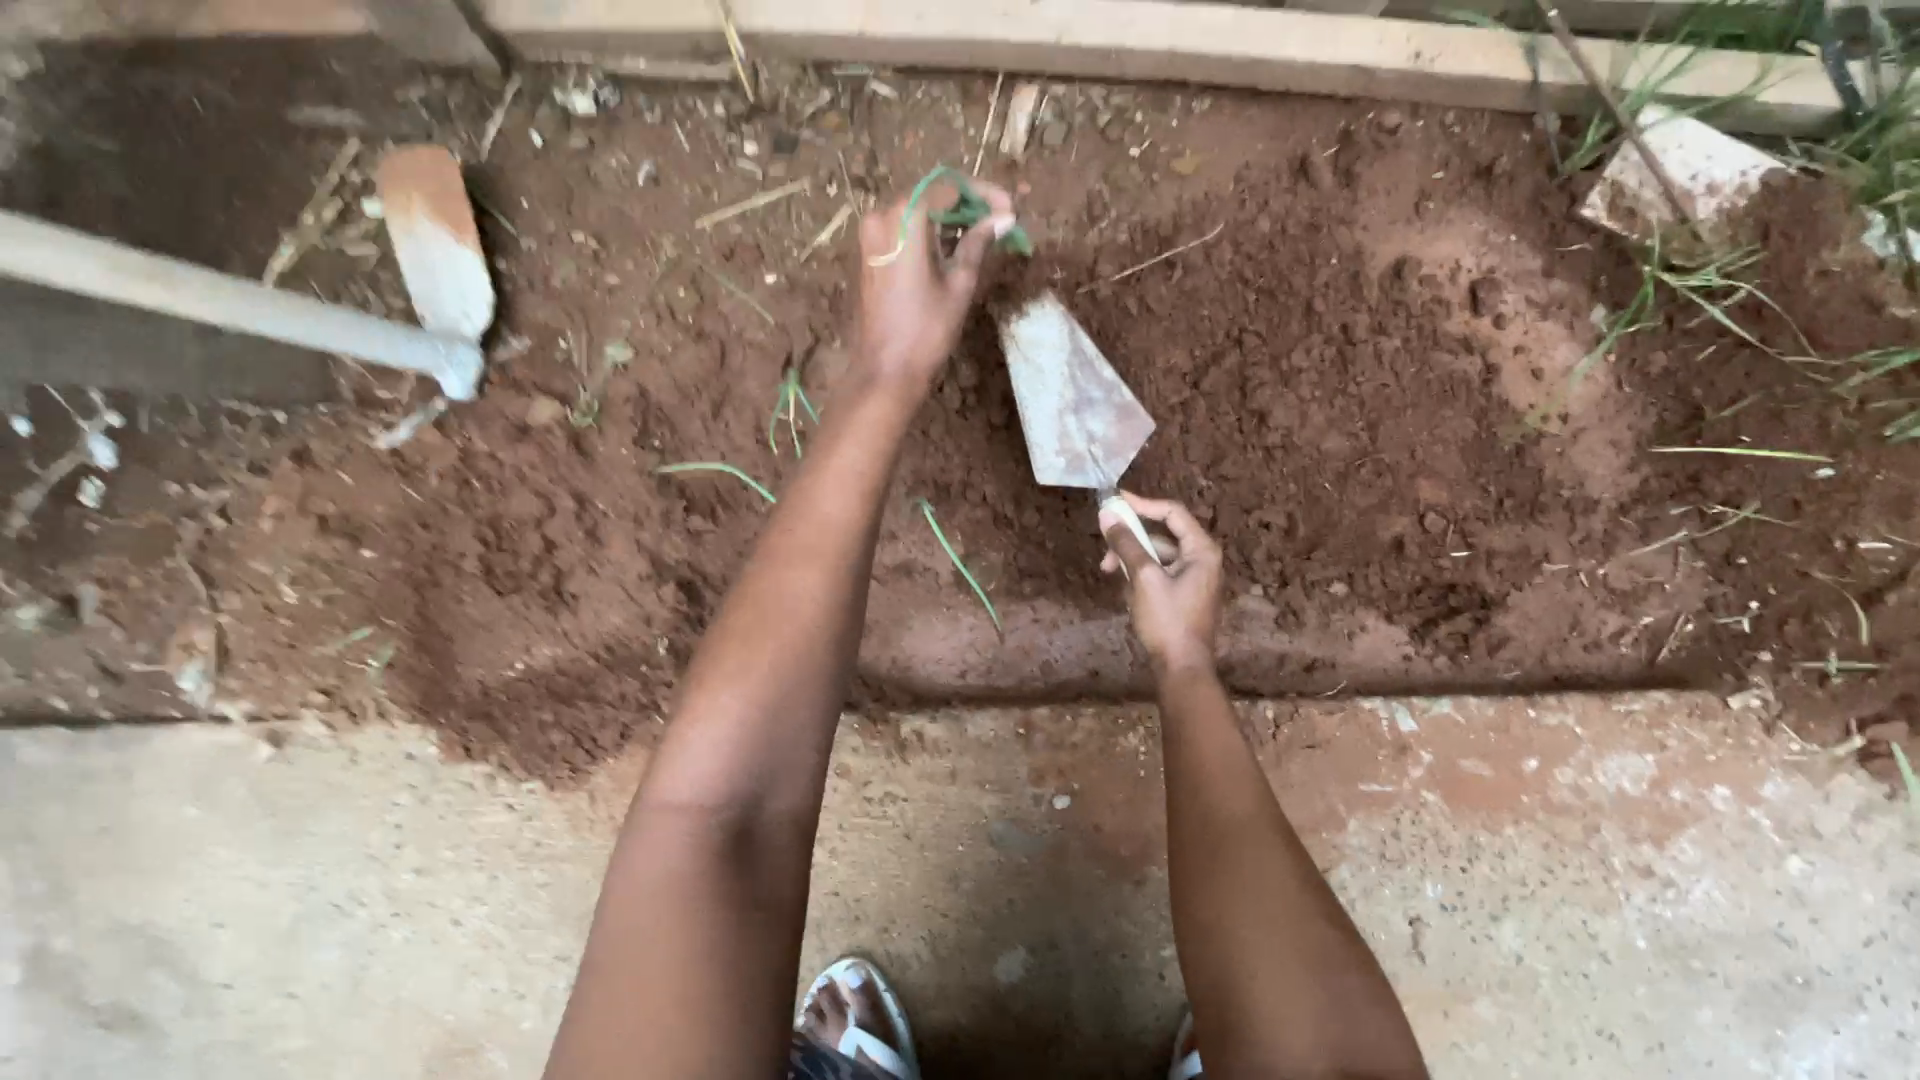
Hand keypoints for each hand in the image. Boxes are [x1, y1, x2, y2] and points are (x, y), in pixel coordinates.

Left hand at [852, 178, 1015, 392]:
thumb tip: (1004, 218)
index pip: (949, 188)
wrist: (886, 371)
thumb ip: (978, 243)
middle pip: (930, 197)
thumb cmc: (927, 330)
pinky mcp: (868, 256)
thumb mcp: (959, 284)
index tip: (1010, 209)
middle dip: (966, 205)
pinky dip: (928, 235)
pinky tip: (952, 250)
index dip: (983, 194)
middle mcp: (881, 217)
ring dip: (948, 221)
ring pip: (916, 214)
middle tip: (999, 221)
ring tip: (981, 237)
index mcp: (904, 218)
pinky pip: (902, 233)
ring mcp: (870, 237)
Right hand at [1100, 492, 1223, 676]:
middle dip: (1131, 539)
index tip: (1114, 501)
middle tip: (1105, 549)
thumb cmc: (1167, 620)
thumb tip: (1107, 515)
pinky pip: (1159, 573)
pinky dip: (1140, 575)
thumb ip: (1126, 543)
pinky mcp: (1184, 595)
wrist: (1182, 667)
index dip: (1142, 504)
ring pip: (1157, 556)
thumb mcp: (1144, 578)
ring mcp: (1195, 579)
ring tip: (1110, 573)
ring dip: (1132, 559)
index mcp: (1202, 550)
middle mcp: (1203, 559)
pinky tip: (1125, 590)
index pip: (1172, 513)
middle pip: (1162, 535)